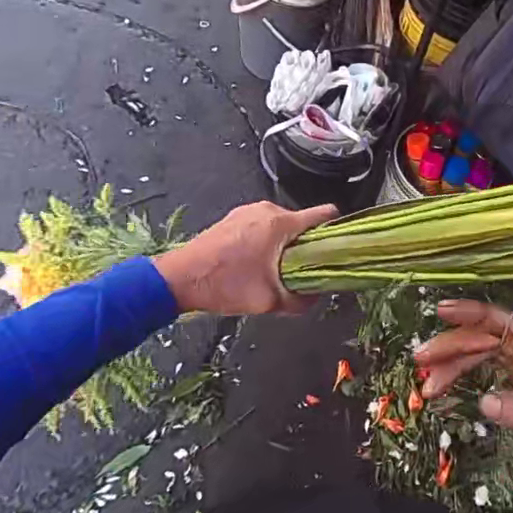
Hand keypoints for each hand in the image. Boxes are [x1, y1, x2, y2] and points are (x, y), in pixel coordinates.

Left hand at [152, 202, 335, 315]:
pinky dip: (268, 241)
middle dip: (307, 243)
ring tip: (276, 268)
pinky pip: (263, 225)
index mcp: (281, 223)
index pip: (326, 213)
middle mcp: (267, 210)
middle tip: (302, 268)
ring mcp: (248, 211)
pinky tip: (256, 262)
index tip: (337, 248)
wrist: (175, 281)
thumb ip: (302, 300)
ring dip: (286, 243)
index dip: (338, 229)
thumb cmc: (223, 285)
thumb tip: (317, 296)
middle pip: (304, 222)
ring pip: (283, 225)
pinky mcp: (234, 218)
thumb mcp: (270, 301)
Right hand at [415, 300, 512, 512]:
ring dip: (462, 362)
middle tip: (420, 363)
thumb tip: (486, 400)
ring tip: (428, 385)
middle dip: (457, 345)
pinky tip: (453, 386)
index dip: (477, 315)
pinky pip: (504, 368)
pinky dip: (476, 374)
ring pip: (496, 351)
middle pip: (498, 336)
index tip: (443, 309)